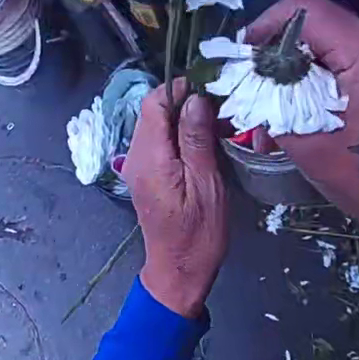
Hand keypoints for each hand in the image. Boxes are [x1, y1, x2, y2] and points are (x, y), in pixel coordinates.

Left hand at [122, 79, 229, 317]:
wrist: (179, 271)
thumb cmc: (199, 233)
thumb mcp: (206, 184)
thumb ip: (197, 139)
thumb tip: (196, 98)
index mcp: (150, 158)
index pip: (155, 102)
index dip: (181, 88)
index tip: (213, 91)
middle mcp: (136, 156)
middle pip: (154, 110)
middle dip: (186, 102)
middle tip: (222, 110)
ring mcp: (138, 165)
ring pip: (157, 124)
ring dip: (186, 118)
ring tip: (219, 127)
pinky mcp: (146, 173)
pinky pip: (160, 141)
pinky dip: (181, 134)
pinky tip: (205, 144)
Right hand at [245, 0, 358, 304]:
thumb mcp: (308, 143)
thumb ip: (274, 98)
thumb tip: (248, 73)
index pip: (306, 9)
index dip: (267, 25)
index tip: (246, 53)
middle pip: (323, 19)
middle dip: (285, 46)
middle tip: (258, 78)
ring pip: (339, 33)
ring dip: (307, 58)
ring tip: (282, 92)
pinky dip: (332, 66)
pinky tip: (313, 95)